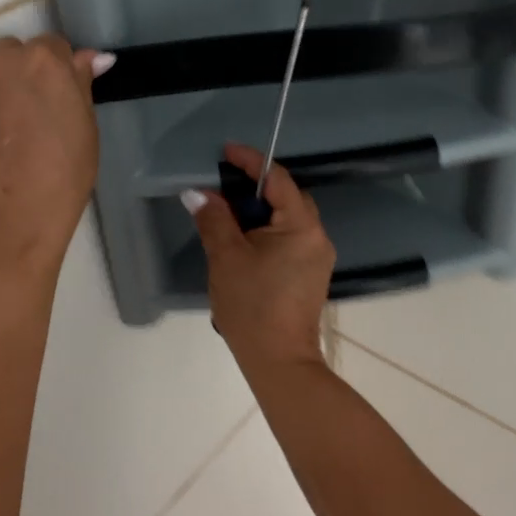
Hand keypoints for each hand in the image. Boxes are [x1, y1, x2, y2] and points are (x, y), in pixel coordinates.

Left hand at [0, 35, 111, 294]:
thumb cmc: (56, 189)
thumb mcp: (86, 136)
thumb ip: (80, 87)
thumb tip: (86, 58)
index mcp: (41, 63)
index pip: (54, 47)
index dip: (60, 75)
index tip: (61, 104)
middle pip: (13, 56)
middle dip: (23, 79)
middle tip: (32, 124)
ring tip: (1, 148)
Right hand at [184, 144, 335, 370]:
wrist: (280, 362)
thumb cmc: (253, 306)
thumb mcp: (226, 257)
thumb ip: (214, 219)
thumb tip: (198, 193)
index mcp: (301, 226)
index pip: (277, 179)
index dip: (251, 162)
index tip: (226, 152)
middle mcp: (317, 236)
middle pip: (287, 197)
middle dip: (255, 187)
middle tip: (224, 185)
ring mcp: (317, 258)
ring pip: (288, 220)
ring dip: (260, 212)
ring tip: (228, 214)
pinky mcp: (310, 276)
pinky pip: (290, 239)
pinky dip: (267, 232)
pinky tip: (244, 242)